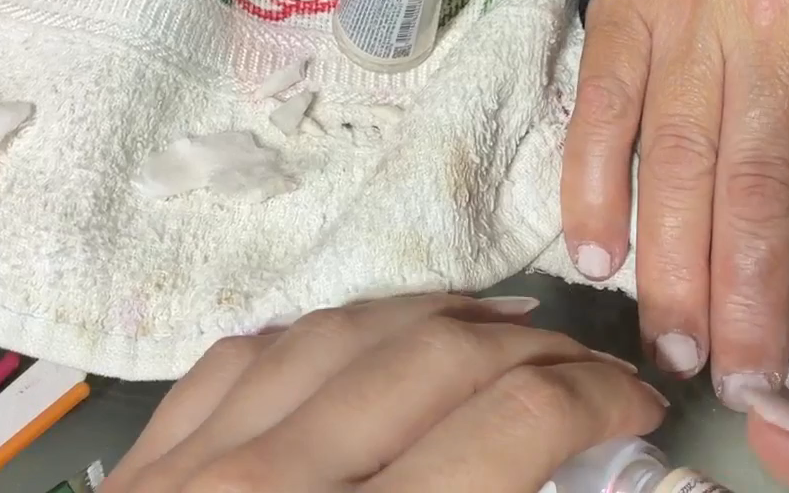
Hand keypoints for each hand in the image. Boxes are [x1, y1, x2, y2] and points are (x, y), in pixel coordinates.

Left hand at [106, 293, 666, 491]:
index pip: (510, 424)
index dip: (596, 397)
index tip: (640, 404)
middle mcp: (274, 488)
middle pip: (438, 357)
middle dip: (537, 347)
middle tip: (589, 362)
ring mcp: (195, 461)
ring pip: (346, 328)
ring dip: (438, 314)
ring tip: (501, 320)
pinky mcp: (148, 458)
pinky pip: (251, 350)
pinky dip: (324, 331)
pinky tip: (365, 332)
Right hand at [564, 0, 788, 401]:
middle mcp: (763, 34)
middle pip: (753, 182)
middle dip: (746, 295)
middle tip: (739, 386)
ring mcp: (678, 24)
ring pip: (670, 159)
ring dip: (668, 262)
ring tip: (674, 346)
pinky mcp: (616, 14)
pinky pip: (598, 107)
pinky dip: (589, 182)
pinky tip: (594, 251)